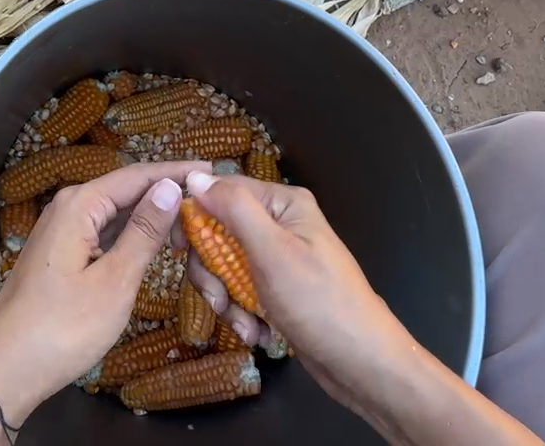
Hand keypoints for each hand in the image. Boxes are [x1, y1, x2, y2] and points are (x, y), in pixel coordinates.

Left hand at [0, 161, 210, 419]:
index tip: (211, 168)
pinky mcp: (60, 253)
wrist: (4, 370)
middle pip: (125, 189)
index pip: (137, 175)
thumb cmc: (63, 328)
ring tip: (190, 220)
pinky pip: (102, 231)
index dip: (174, 171)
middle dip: (165, 193)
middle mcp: (68, 206)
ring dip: (150, 215)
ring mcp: (61, 230)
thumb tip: (170, 186)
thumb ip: (143, 232)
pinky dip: (131, 234)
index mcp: (80, 204)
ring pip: (114, 211)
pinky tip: (153, 241)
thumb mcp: (114, 282)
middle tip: (209, 203)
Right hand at [181, 171, 410, 418]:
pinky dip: (243, 312)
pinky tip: (258, 333)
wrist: (364, 368)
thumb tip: (193, 176)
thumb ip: (233, 209)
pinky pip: (242, 290)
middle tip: (220, 300)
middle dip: (213, 271)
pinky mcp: (278, 288)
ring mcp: (278, 257)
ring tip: (246, 326)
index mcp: (282, 203)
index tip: (179, 248)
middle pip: (218, 232)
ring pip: (225, 265)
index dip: (195, 217)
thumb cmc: (320, 304)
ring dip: (227, 298)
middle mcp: (279, 223)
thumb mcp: (272, 251)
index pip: (220, 191)